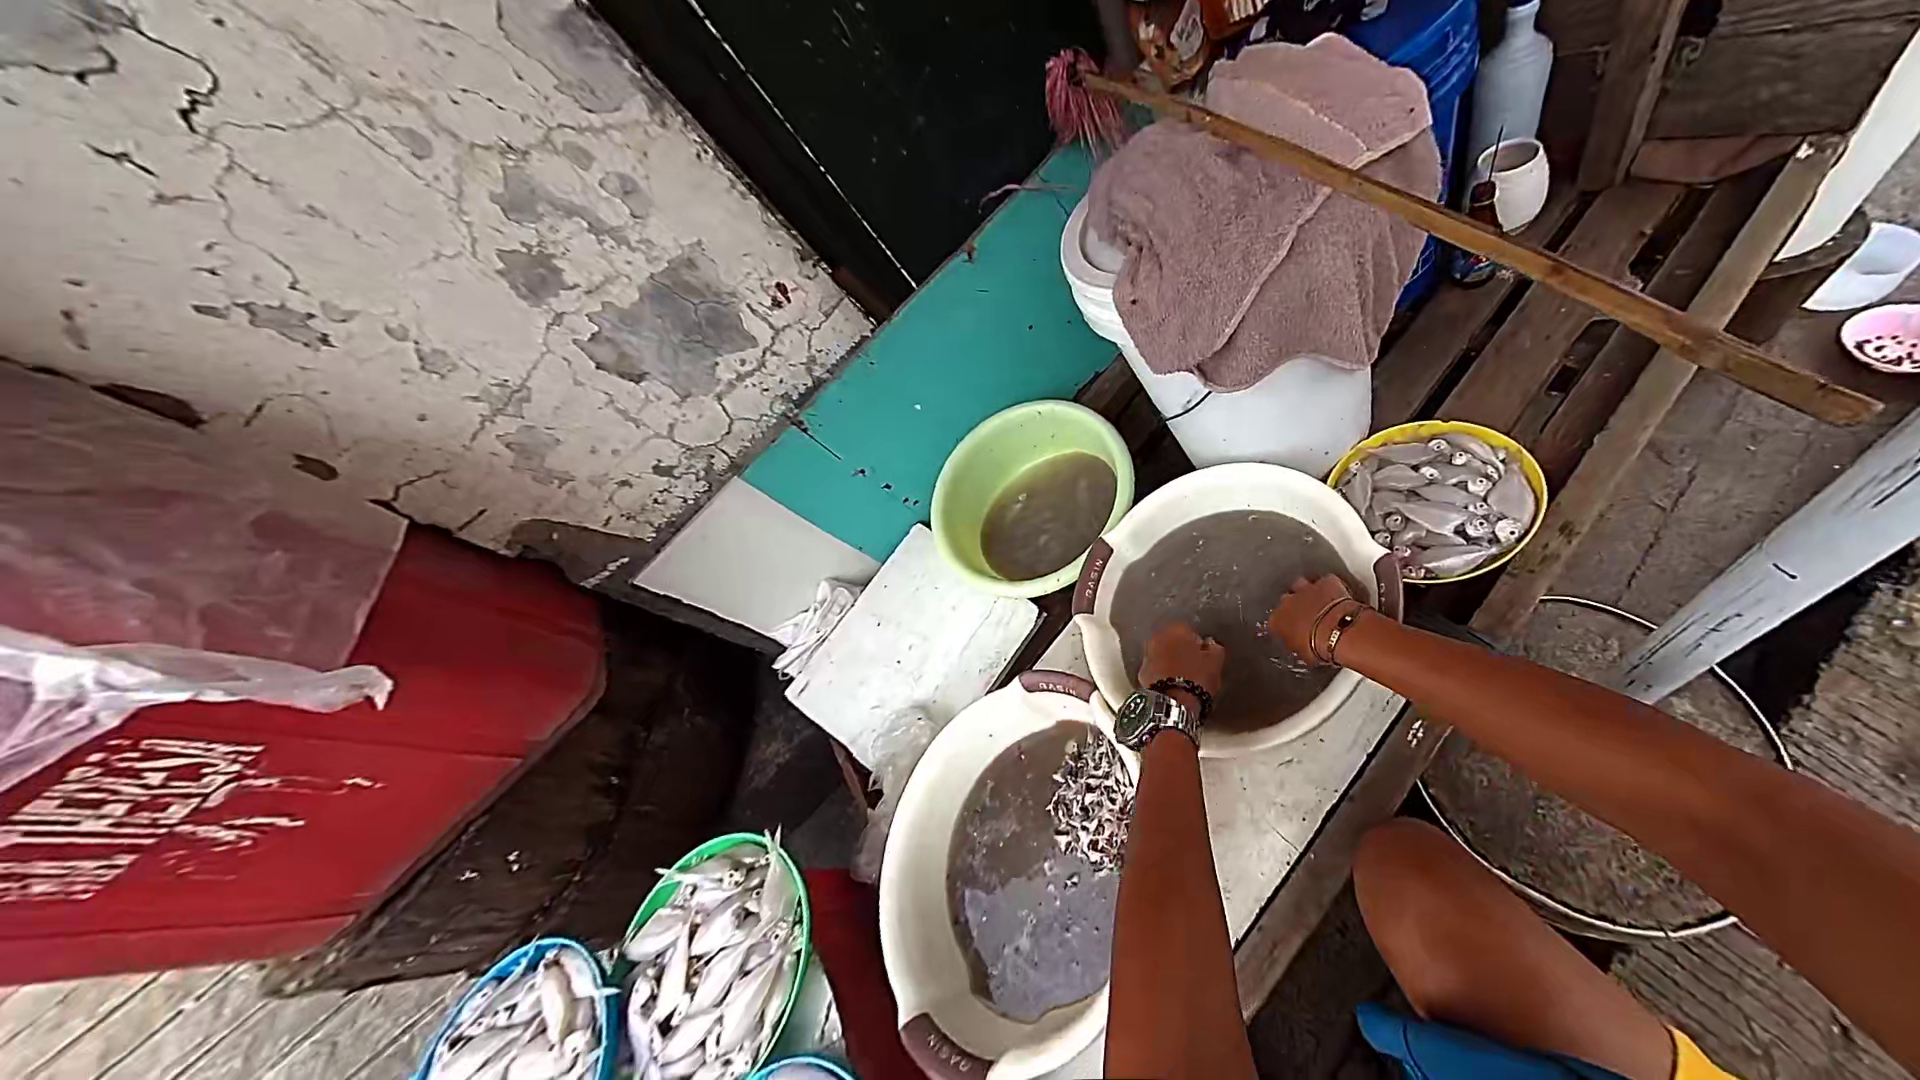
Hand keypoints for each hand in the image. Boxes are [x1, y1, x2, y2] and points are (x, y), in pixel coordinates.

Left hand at [1136, 621, 1225, 700]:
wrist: (1174, 701)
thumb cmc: (1197, 677)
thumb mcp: (1215, 661)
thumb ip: (1214, 647)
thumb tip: (1210, 644)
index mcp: (1176, 629)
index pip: (1188, 630)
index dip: (1197, 643)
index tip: (1203, 654)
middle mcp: (1157, 637)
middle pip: (1171, 641)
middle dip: (1180, 649)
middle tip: (1193, 665)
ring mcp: (1146, 655)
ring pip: (1161, 654)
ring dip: (1169, 660)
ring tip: (1182, 675)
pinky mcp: (1141, 672)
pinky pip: (1154, 668)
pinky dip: (1161, 672)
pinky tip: (1171, 682)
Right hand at [1270, 575, 1362, 665]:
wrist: (1339, 633)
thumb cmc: (1318, 647)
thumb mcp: (1303, 653)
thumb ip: (1296, 644)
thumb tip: (1300, 645)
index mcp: (1277, 620)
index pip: (1275, 621)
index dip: (1285, 625)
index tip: (1294, 631)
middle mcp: (1286, 601)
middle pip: (1286, 600)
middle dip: (1295, 606)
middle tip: (1307, 616)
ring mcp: (1305, 589)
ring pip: (1300, 584)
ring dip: (1307, 592)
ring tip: (1318, 602)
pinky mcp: (1326, 582)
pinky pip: (1326, 581)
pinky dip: (1331, 587)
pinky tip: (1338, 596)